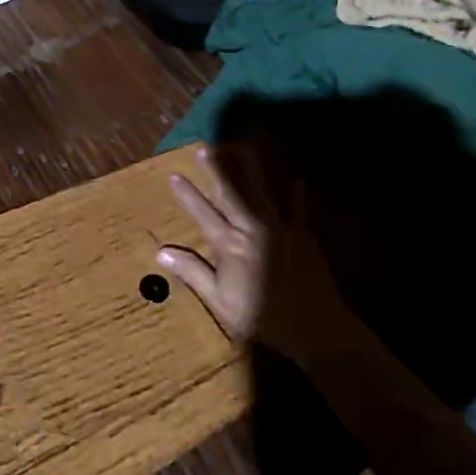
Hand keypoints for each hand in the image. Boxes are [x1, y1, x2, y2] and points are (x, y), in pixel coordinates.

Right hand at [158, 147, 352, 361]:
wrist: (313, 327)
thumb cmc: (261, 318)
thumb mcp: (220, 301)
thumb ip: (193, 273)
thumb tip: (162, 252)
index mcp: (230, 246)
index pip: (203, 213)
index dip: (188, 195)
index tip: (175, 175)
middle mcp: (253, 229)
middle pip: (232, 192)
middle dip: (218, 169)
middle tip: (207, 148)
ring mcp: (281, 228)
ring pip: (263, 191)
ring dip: (252, 168)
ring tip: (245, 147)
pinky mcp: (304, 233)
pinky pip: (299, 206)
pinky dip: (297, 191)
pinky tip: (297, 176)